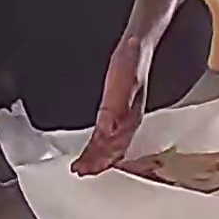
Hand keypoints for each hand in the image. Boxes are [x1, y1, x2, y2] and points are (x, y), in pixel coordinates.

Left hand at [73, 35, 152, 175]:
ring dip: (96, 160)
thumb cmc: (132, 59)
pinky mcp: (118, 117)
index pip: (112, 143)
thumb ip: (117, 102)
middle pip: (111, 150)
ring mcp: (124, 121)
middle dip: (96, 163)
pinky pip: (110, 140)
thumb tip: (107, 129)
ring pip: (111, 148)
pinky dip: (99, 151)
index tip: (85, 167)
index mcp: (128, 116)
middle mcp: (127, 123)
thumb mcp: (125, 75)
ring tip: (82, 169)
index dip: (99, 157)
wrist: (139, 47)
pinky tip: (93, 159)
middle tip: (80, 171)